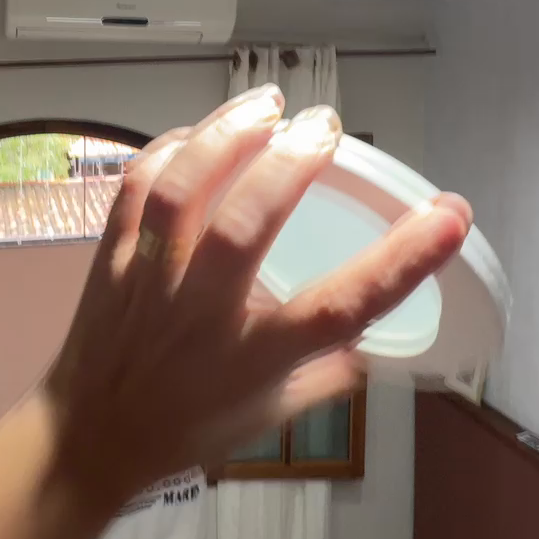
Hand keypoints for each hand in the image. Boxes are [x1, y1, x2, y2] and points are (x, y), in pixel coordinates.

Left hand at [40, 85, 472, 506]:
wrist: (91, 435)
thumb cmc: (187, 426)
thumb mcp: (271, 414)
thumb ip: (326, 374)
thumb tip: (374, 341)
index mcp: (254, 358)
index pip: (340, 308)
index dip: (401, 259)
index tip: (448, 213)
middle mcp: (201, 312)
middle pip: (247, 226)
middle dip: (291, 163)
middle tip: (325, 124)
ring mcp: (148, 278)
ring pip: (183, 193)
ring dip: (226, 137)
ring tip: (266, 103)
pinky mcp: (111, 255)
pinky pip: (136, 188)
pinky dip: (169, 149)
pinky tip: (199, 131)